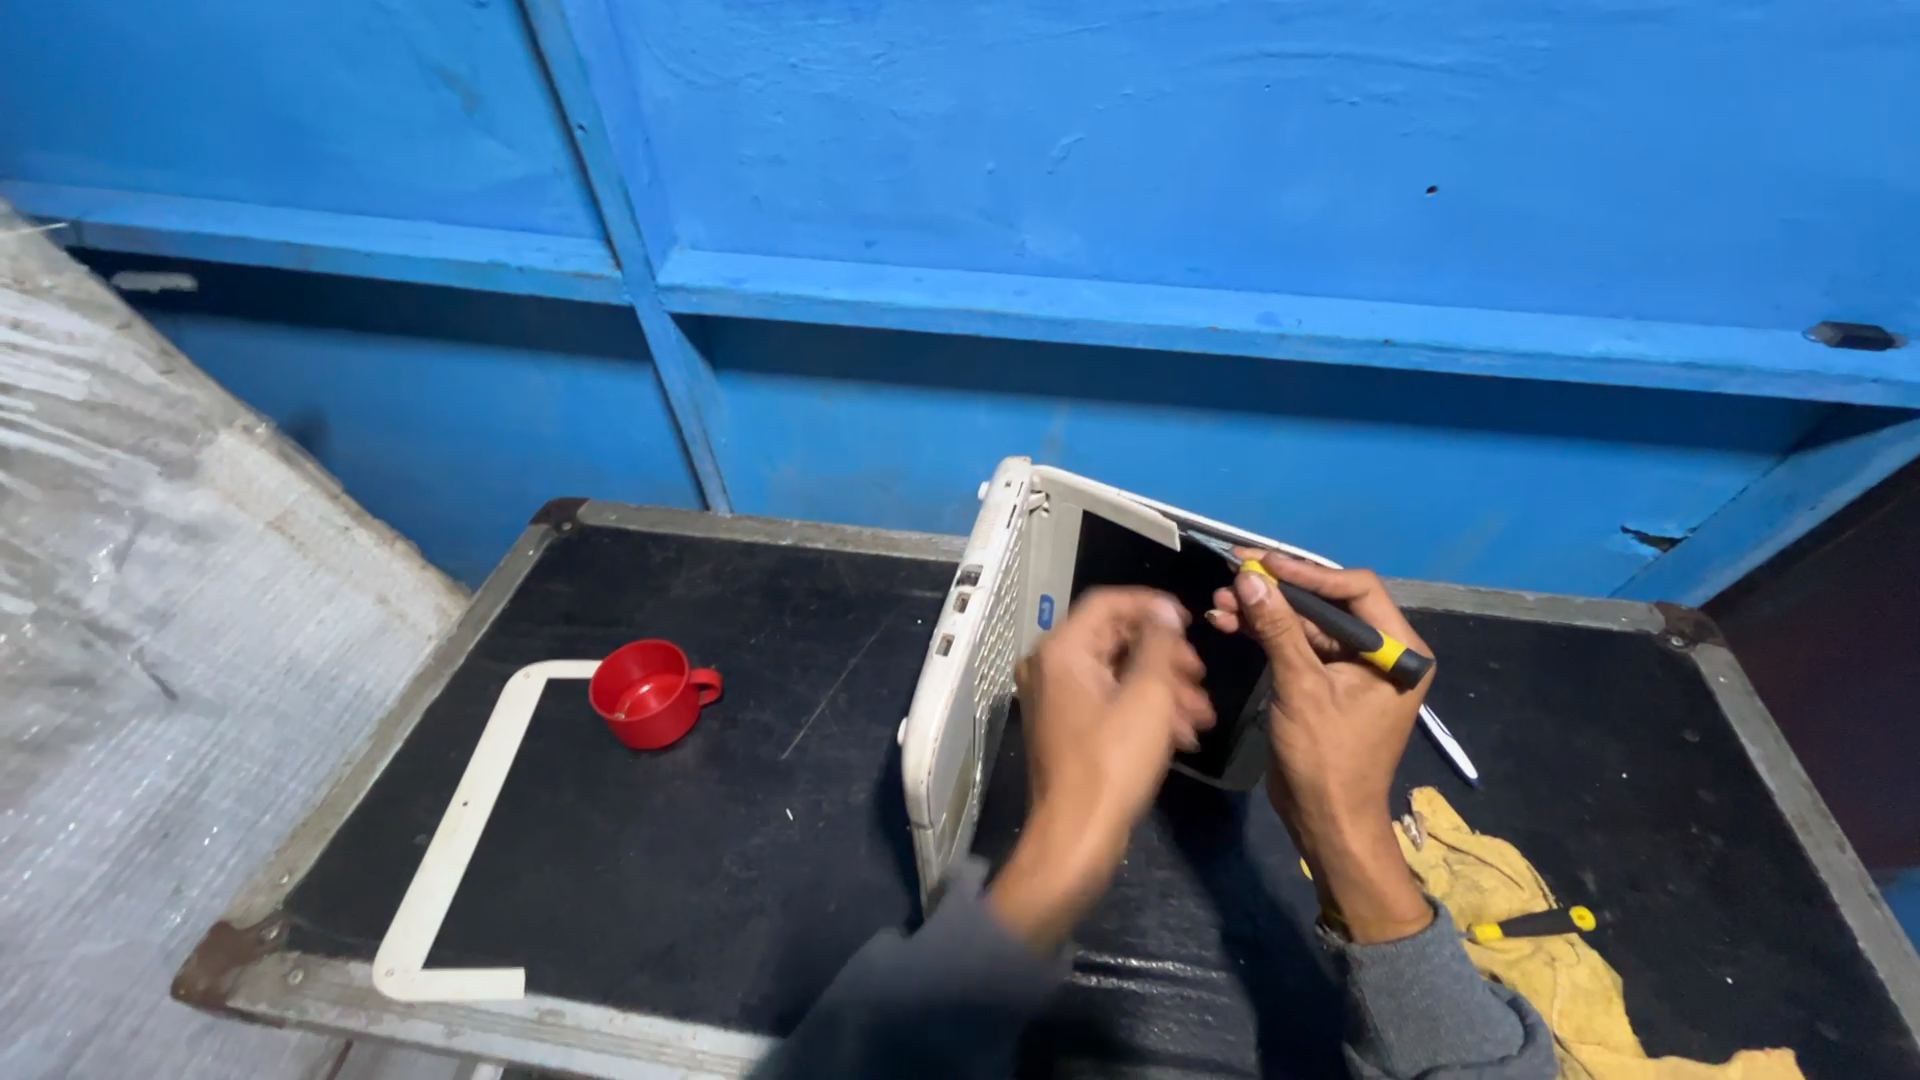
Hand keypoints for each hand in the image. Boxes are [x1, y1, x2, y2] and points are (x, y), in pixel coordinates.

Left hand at [988, 588, 1214, 949]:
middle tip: (1201, 677)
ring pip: (1116, 673)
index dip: (1151, 605)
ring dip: (1162, 688)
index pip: (1107, 603)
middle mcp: (1049, 666)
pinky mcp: (1065, 725)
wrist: (1077, 836)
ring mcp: (1054, 697)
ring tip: (1201, 716)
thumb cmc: (1113, 763)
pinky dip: (1143, 709)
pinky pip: (1107, 701)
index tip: (1190, 622)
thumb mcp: (1148, 696)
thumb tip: (1163, 611)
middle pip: (1114, 639)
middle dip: (1165, 657)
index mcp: (1061, 650)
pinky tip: (1181, 735)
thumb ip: (1159, 645)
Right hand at [1206, 554, 1434, 942]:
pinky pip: (1294, 644)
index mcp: (1399, 651)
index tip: (1261, 563)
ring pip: (1303, 622)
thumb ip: (1278, 629)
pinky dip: (1263, 633)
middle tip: (1232, 573)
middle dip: (1276, 590)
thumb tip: (1250, 579)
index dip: (1307, 573)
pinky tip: (1227, 622)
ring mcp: (1351, 666)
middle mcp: (1380, 651)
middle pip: (1325, 602)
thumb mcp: (1301, 688)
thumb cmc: (1327, 758)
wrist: (1326, 819)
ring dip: (1262, 611)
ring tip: (1220, 601)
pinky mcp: (1324, 680)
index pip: (1356, 589)